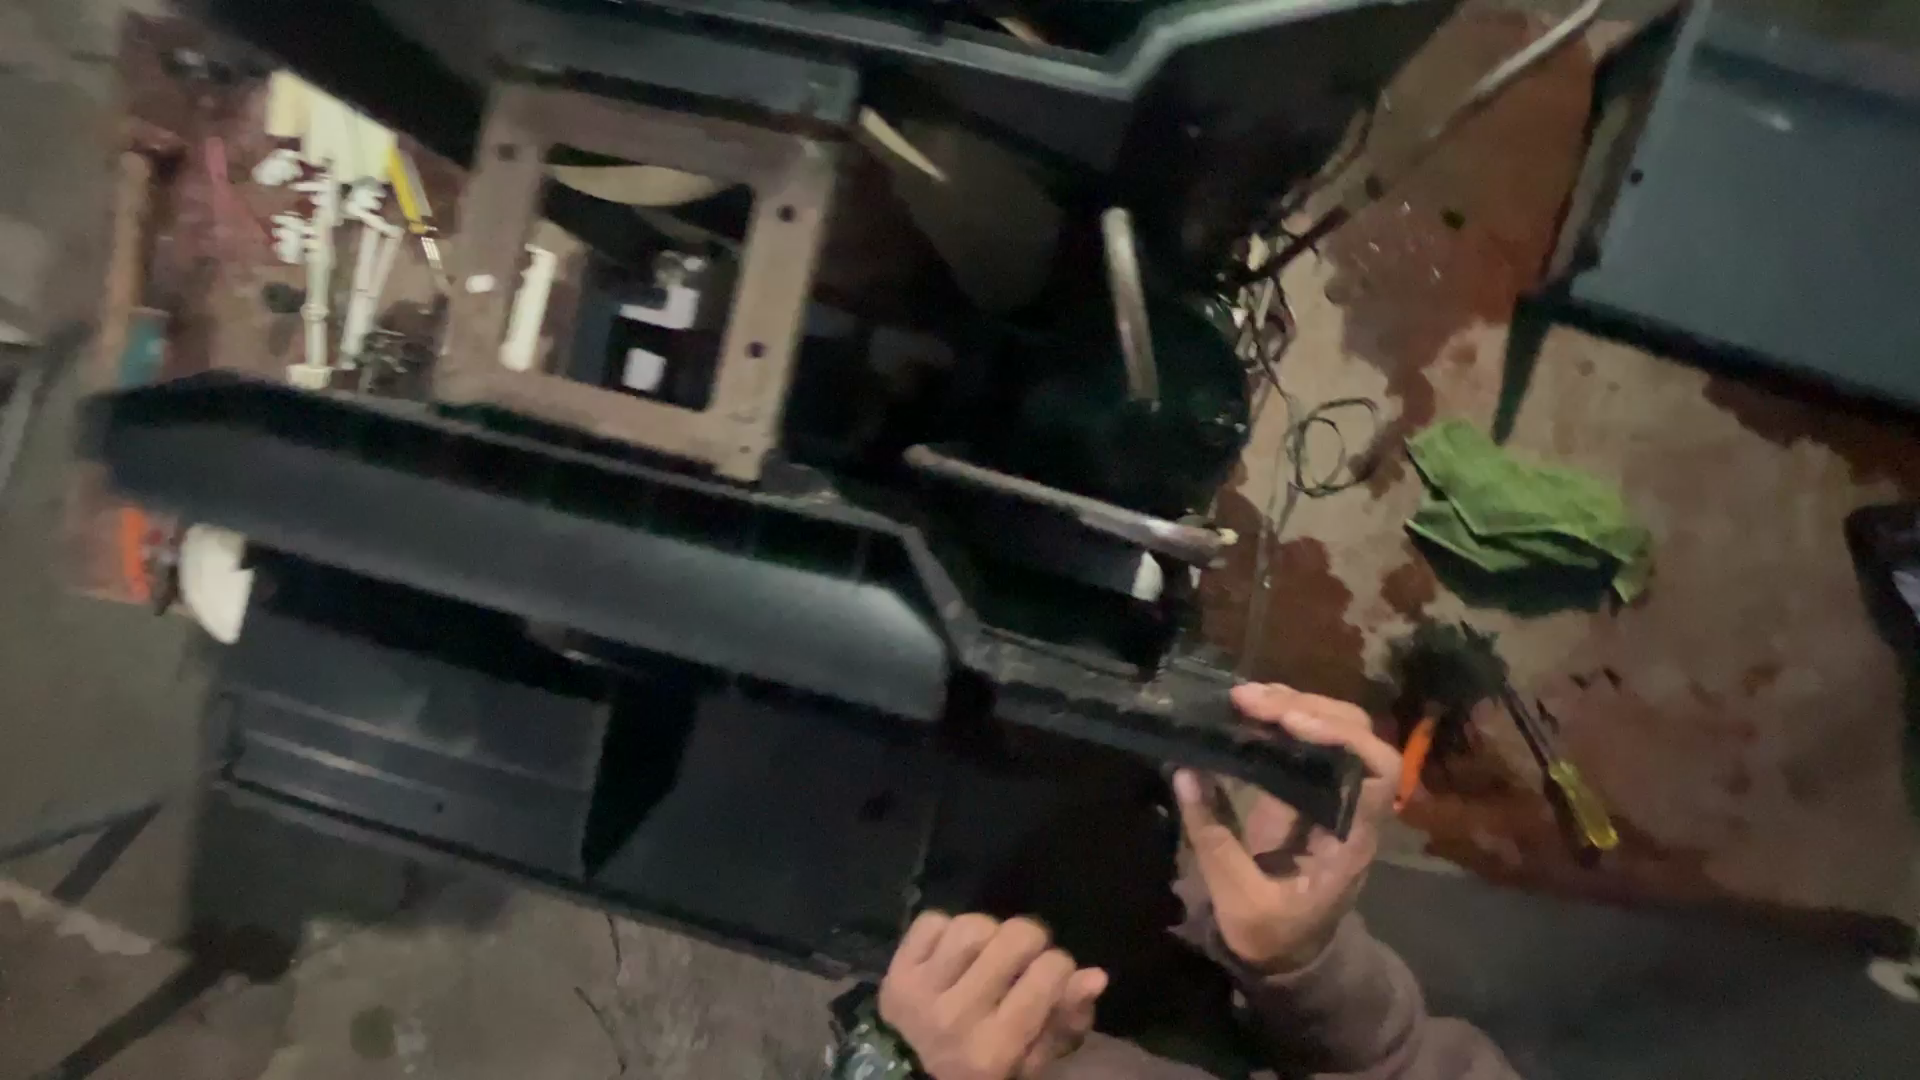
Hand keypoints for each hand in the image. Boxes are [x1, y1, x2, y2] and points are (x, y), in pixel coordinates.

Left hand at [879, 913, 1107, 1079]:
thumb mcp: (1026, 1067)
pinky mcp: (896, 970)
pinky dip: (946, 928)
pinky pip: (932, 921)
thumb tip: (1096, 975)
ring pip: (972, 925)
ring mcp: (922, 991)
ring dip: (988, 932)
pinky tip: (952, 952)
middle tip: (1024, 955)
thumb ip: (1064, 1023)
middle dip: (1030, 938)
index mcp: (995, 1049)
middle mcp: (959, 1016)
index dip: (1060, 965)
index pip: (1046, 975)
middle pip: (1012, 938)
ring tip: (987, 953)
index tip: (1052, 975)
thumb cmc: (975, 1076)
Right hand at [1173, 684, 1399, 973]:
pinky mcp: (1305, 789)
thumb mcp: (1239, 898)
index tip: (1288, 723)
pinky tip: (1245, 711)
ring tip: (1242, 698)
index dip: (1341, 735)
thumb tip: (1184, 771)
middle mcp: (1351, 807)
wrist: (1289, 957)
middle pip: (1358, 734)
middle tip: (1249, 700)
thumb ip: (1213, 835)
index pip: (1377, 770)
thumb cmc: (1274, 934)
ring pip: (1334, 728)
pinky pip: (1305, 740)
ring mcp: (1331, 794)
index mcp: (1351, 837)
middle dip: (1307, 706)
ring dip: (1291, 703)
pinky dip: (1278, 717)